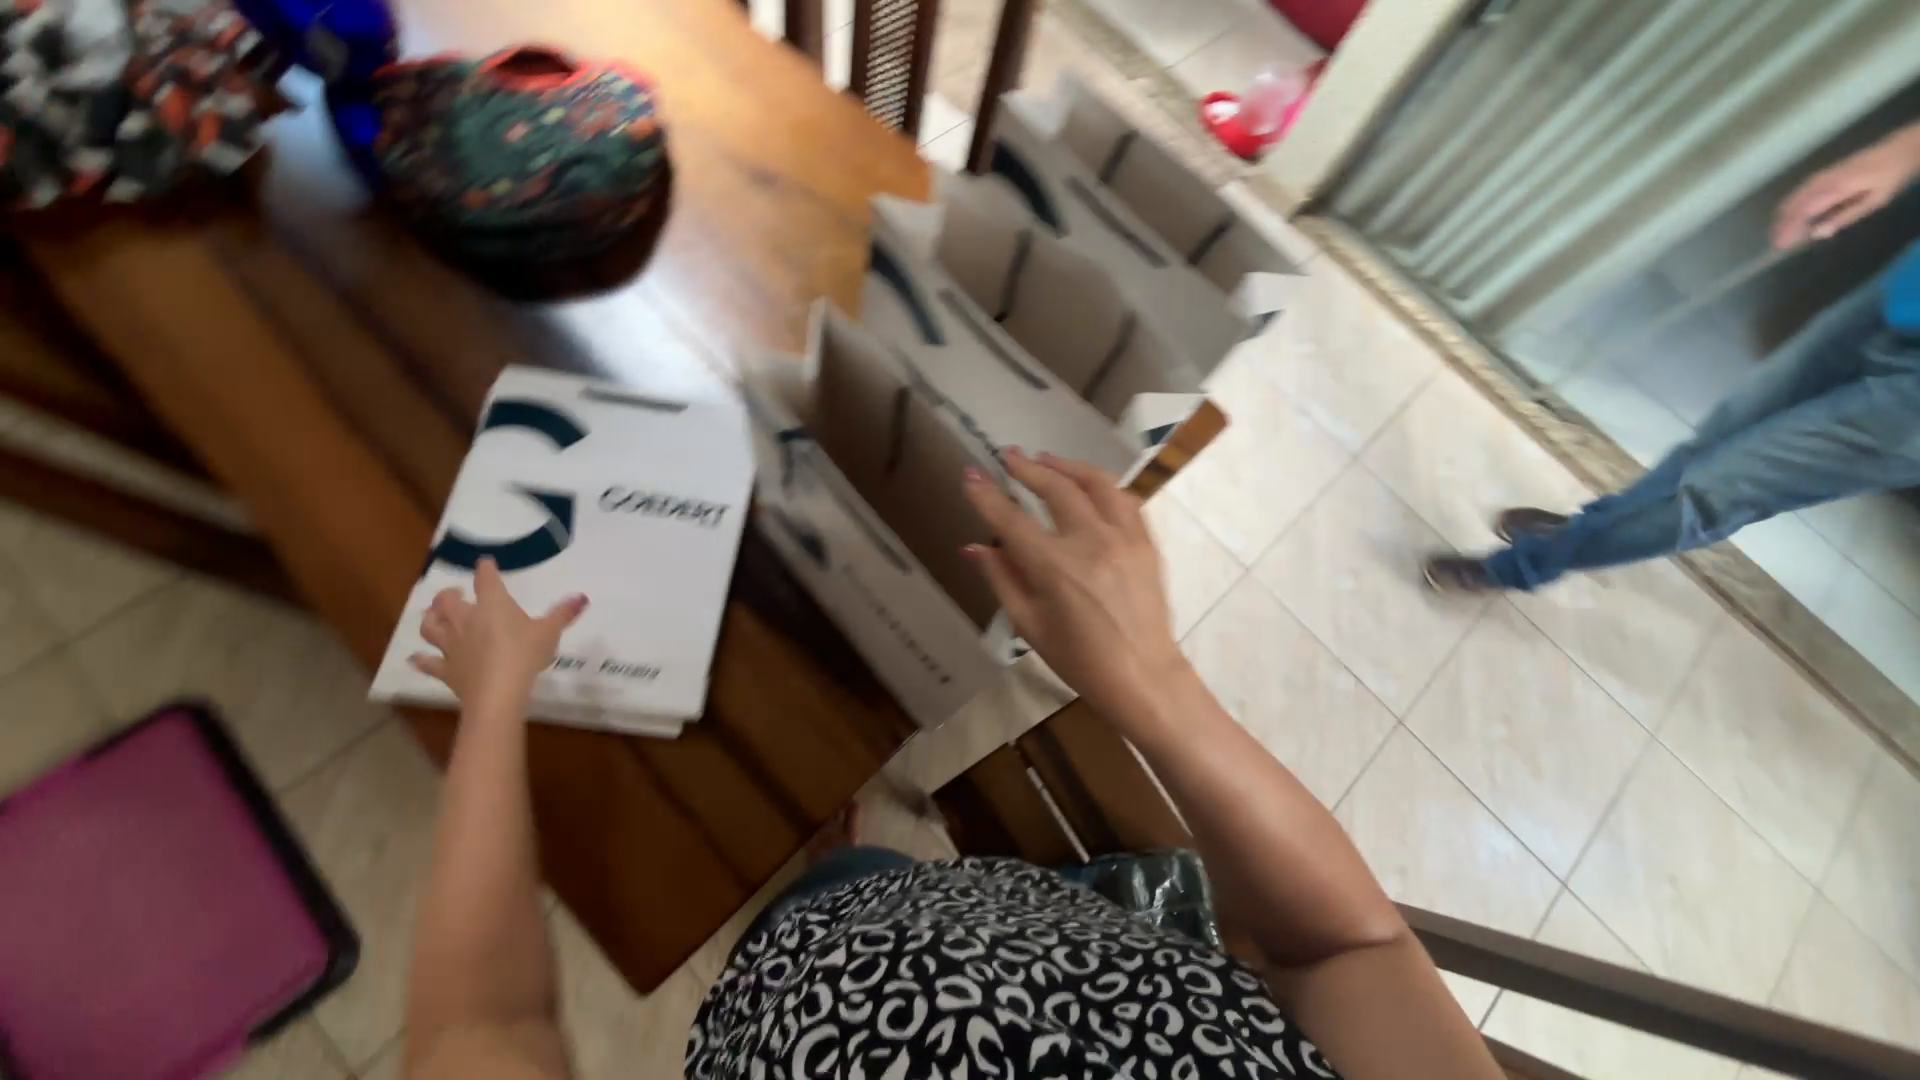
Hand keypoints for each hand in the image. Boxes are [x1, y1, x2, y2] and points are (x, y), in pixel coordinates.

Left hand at [409, 557, 587, 710]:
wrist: (498, 692)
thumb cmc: (525, 654)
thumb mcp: (550, 631)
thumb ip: (563, 613)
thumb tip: (582, 597)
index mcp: (492, 605)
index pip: (485, 579)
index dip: (485, 568)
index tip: (486, 563)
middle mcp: (465, 619)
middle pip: (447, 600)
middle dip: (449, 594)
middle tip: (456, 594)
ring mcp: (451, 644)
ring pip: (430, 626)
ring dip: (430, 618)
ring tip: (433, 616)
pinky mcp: (445, 668)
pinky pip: (428, 663)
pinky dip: (421, 660)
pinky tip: (416, 659)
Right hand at [960, 450, 1190, 719]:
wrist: (1142, 676)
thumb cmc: (1079, 659)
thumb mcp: (1029, 625)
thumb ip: (1002, 579)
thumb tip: (974, 547)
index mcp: (1055, 568)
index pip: (1012, 519)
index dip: (987, 494)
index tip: (971, 472)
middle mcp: (1091, 543)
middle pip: (1056, 488)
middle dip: (1028, 468)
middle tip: (1008, 455)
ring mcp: (1124, 539)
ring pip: (1096, 483)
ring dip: (1068, 466)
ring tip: (1047, 459)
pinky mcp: (1146, 543)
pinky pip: (1125, 500)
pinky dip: (1102, 486)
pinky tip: (1089, 485)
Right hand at [1773, 126, 1919, 248]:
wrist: (1899, 148)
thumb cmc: (1890, 176)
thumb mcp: (1875, 200)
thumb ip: (1845, 217)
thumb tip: (1816, 234)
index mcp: (1833, 189)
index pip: (1799, 213)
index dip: (1787, 231)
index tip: (1781, 246)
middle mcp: (1819, 183)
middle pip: (1789, 208)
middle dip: (1781, 227)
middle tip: (1780, 243)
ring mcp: (1816, 178)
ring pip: (1789, 202)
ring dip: (1783, 219)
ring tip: (1784, 233)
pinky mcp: (1817, 176)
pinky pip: (1796, 196)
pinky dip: (1790, 210)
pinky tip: (1795, 219)